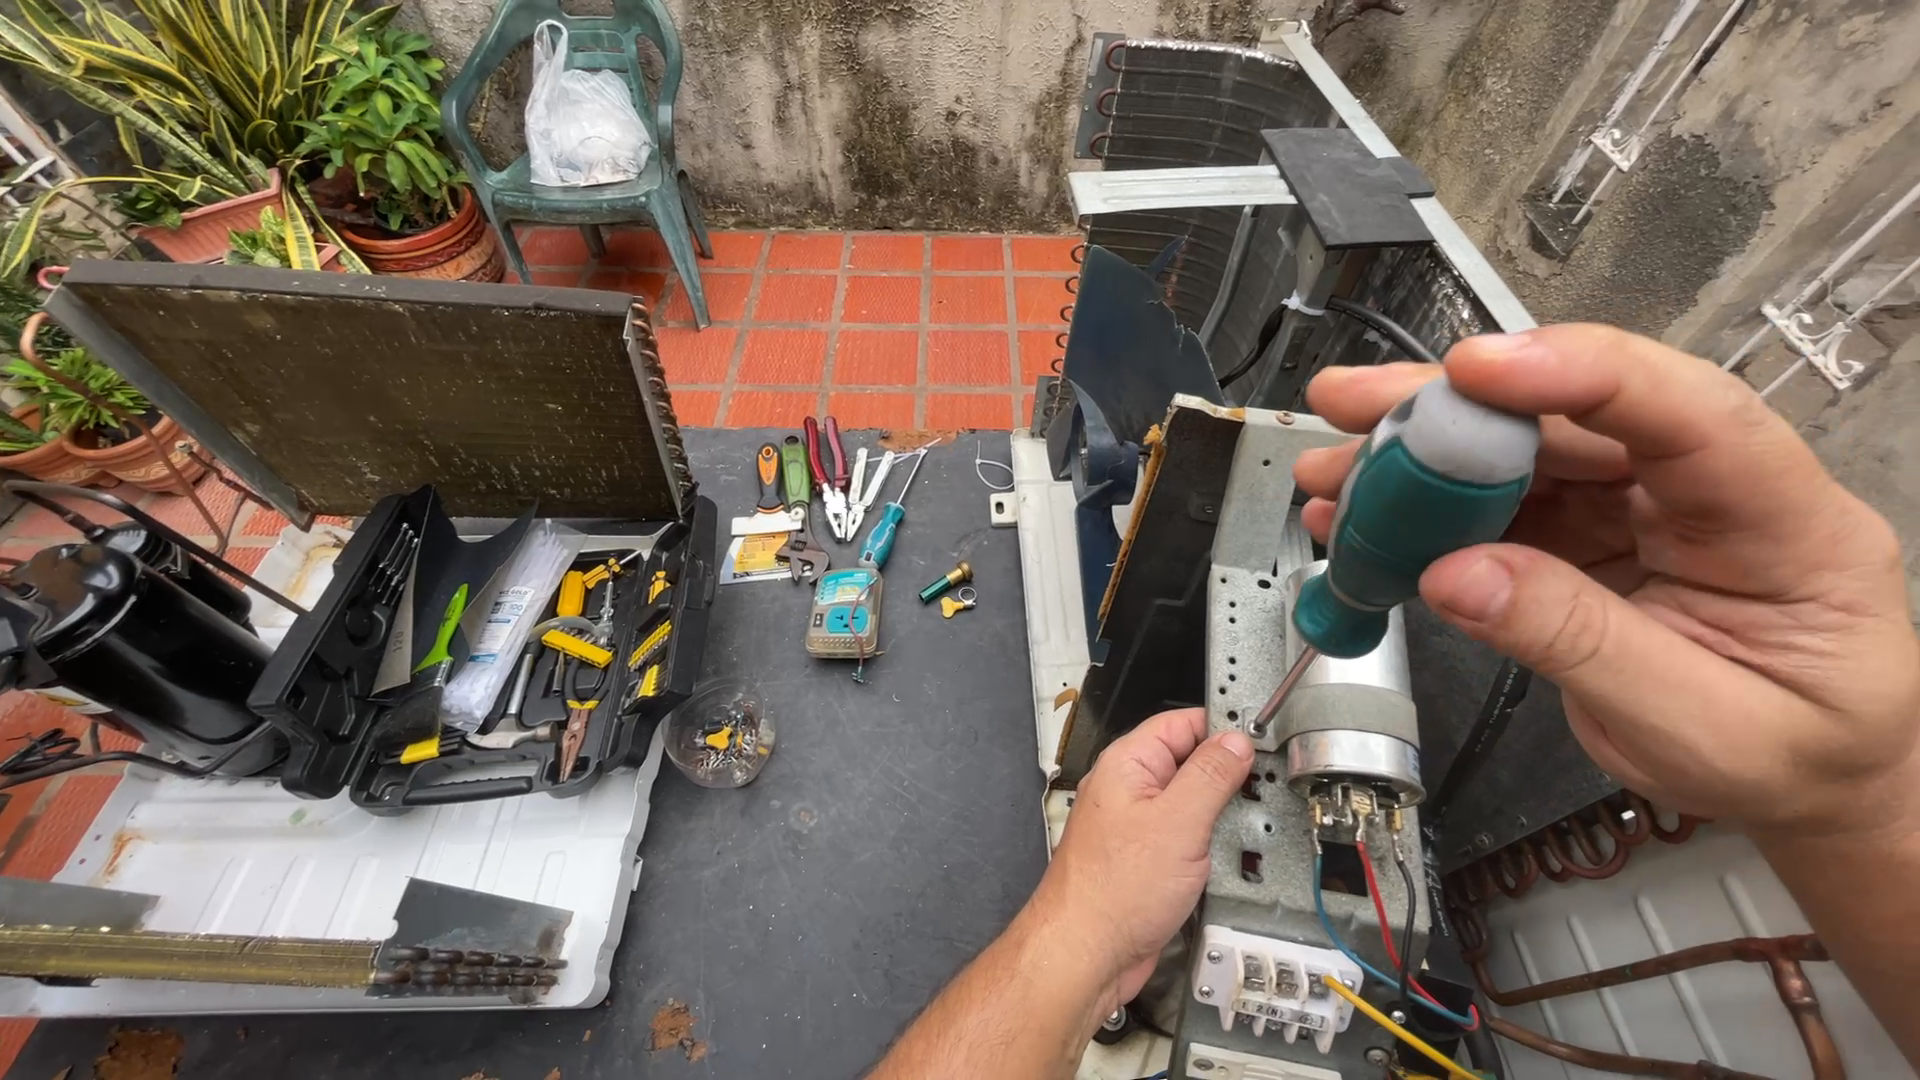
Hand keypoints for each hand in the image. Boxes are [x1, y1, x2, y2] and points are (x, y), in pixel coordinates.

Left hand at [1026, 709, 1252, 1012]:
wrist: (1087, 952)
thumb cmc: (1112, 889)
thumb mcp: (1177, 822)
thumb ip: (1209, 776)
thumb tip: (1234, 742)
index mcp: (1127, 763)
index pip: (1180, 723)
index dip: (1220, 727)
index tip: (1257, 740)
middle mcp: (1129, 788)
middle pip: (1189, 762)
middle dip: (1225, 776)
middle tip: (1260, 790)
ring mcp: (1137, 824)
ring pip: (1190, 803)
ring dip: (1218, 815)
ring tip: (1243, 828)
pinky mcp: (1146, 857)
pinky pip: (1185, 836)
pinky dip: (1208, 845)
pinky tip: (1224, 859)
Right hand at [1294, 324, 1919, 838]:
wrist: (1796, 773)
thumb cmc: (1786, 753)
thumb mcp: (1696, 723)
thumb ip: (1577, 642)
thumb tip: (1454, 576)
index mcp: (1777, 522)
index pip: (1691, 415)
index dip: (1578, 376)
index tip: (1470, 369)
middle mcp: (1689, 492)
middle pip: (1562, 419)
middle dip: (1444, 405)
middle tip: (1344, 401)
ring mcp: (1620, 509)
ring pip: (1502, 456)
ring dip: (1406, 459)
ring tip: (1326, 473)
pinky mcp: (1563, 534)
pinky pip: (1475, 509)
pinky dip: (1408, 514)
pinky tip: (1354, 520)